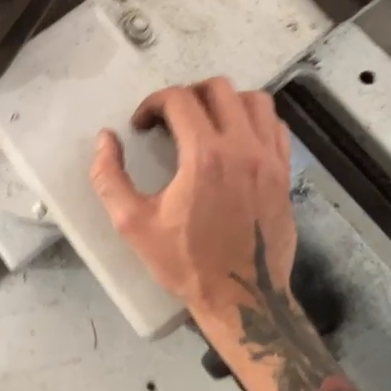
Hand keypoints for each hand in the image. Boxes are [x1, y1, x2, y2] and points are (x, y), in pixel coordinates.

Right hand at [89, 78, 295, 309]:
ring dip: (224, 102)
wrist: (243, 300)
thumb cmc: (185, 263)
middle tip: (170, 121)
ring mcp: (270, 160)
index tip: (142, 126)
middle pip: (218, 89)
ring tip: (205, 124)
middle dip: (187, 95)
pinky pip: (275, 127)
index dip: (152, 104)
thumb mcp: (132, 224)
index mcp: (204, 157)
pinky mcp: (285, 175)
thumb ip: (109, 177)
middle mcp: (243, 149)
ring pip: (253, 101)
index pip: (179, 99)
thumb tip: (105, 139)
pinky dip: (253, 121)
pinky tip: (234, 141)